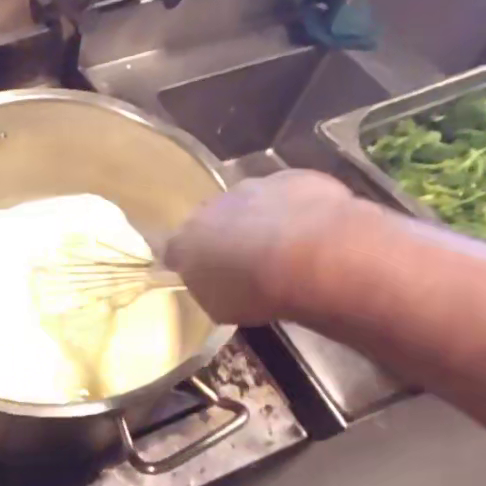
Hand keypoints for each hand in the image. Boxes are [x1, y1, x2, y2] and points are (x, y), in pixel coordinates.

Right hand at [164, 170, 372, 324]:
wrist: (311, 255)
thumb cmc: (256, 291)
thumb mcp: (221, 308)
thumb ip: (209, 289)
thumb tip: (212, 281)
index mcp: (186, 243)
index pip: (173, 250)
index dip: (186, 260)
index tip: (201, 272)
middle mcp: (212, 208)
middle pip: (210, 220)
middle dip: (222, 235)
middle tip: (244, 261)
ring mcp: (252, 187)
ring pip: (249, 202)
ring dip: (258, 220)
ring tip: (282, 248)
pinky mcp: (291, 177)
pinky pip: (285, 194)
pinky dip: (292, 209)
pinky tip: (310, 231)